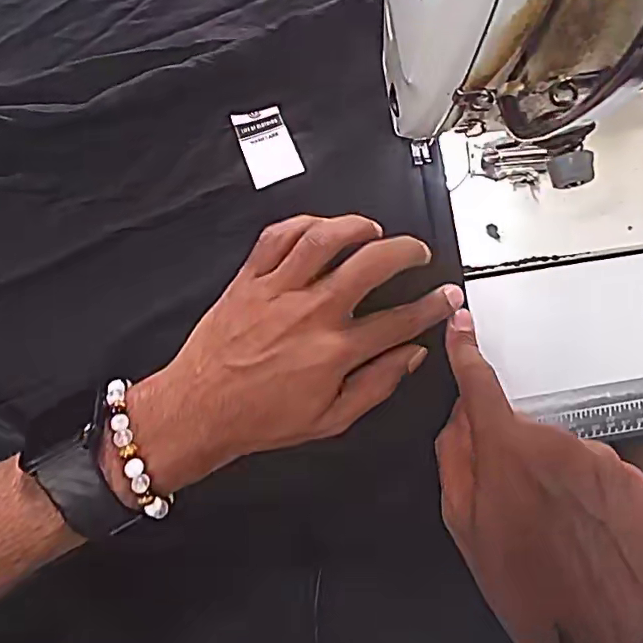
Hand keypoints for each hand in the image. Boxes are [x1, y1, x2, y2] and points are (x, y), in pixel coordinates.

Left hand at [125, 214, 461, 492]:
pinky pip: (276, 237)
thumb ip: (376, 385)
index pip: (399, 320)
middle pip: (371, 264)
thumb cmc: (257, 417)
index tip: (443, 297)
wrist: (199, 409)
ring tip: (373, 230)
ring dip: (356, 227)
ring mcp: (277, 292)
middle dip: (406, 251)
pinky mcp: (248, 281)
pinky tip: (318, 227)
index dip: (431, 306)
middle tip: (416, 252)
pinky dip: (302, 223)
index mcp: (332, 351)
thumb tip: (408, 358)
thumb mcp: (330, 419)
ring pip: (324, 240)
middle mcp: (309, 314)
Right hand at [437, 308, 642, 642]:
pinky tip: (579, 524)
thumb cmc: (524, 585)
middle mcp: (554, 443)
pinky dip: (582, 486)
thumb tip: (458, 421)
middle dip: (511, 451)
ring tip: (551, 523)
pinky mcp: (628, 473)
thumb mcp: (462, 523)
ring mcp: (596, 456)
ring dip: (550, 473)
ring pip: (558, 447)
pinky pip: (592, 464)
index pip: (479, 383)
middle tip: (513, 502)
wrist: (595, 631)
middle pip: (519, 426)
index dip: (466, 351)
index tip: (461, 325)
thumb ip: (453, 457)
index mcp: (505, 451)